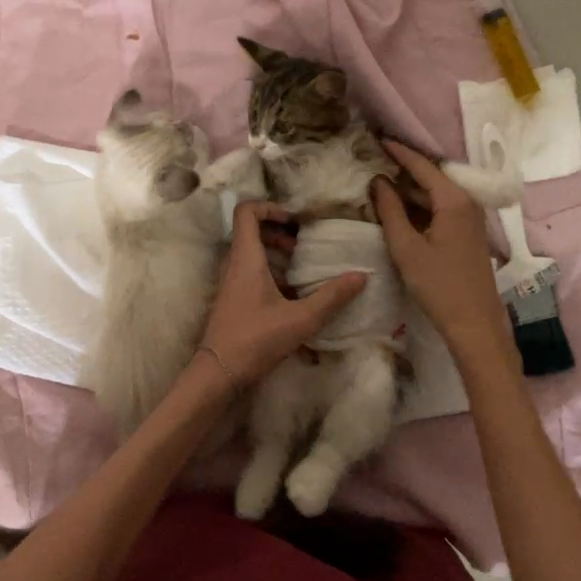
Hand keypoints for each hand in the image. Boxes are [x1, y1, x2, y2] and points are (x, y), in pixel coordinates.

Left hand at [199, 202, 365, 386]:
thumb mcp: (301, 319)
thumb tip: (362, 275)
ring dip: (276, 253)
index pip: (246, 211)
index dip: (270, 207)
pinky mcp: (233, 299)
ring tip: (302, 268)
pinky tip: (292, 294)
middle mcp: (234, 264)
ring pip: (251, 253)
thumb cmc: (256, 340)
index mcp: (246, 258)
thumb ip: (332, 297)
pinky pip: (250, 272)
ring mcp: (231, 282)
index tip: (295, 221)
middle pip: (251, 230)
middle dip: (278, 231)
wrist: (219, 373)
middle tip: (303, 246)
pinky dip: (271, 273)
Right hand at [372, 140, 510, 355]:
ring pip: (436, 194)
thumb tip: (378, 181)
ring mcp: (470, 218)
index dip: (399, 151)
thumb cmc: (438, 285)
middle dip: (403, 169)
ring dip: (410, 189)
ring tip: (381, 184)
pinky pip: (442, 208)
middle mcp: (466, 202)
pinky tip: (400, 210)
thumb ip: (390, 210)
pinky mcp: (468, 233)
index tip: (377, 139)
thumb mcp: (406, 247)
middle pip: (431, 177)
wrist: (474, 323)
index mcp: (453, 200)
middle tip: (374, 161)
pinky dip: (421, 206)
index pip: (422, 165)